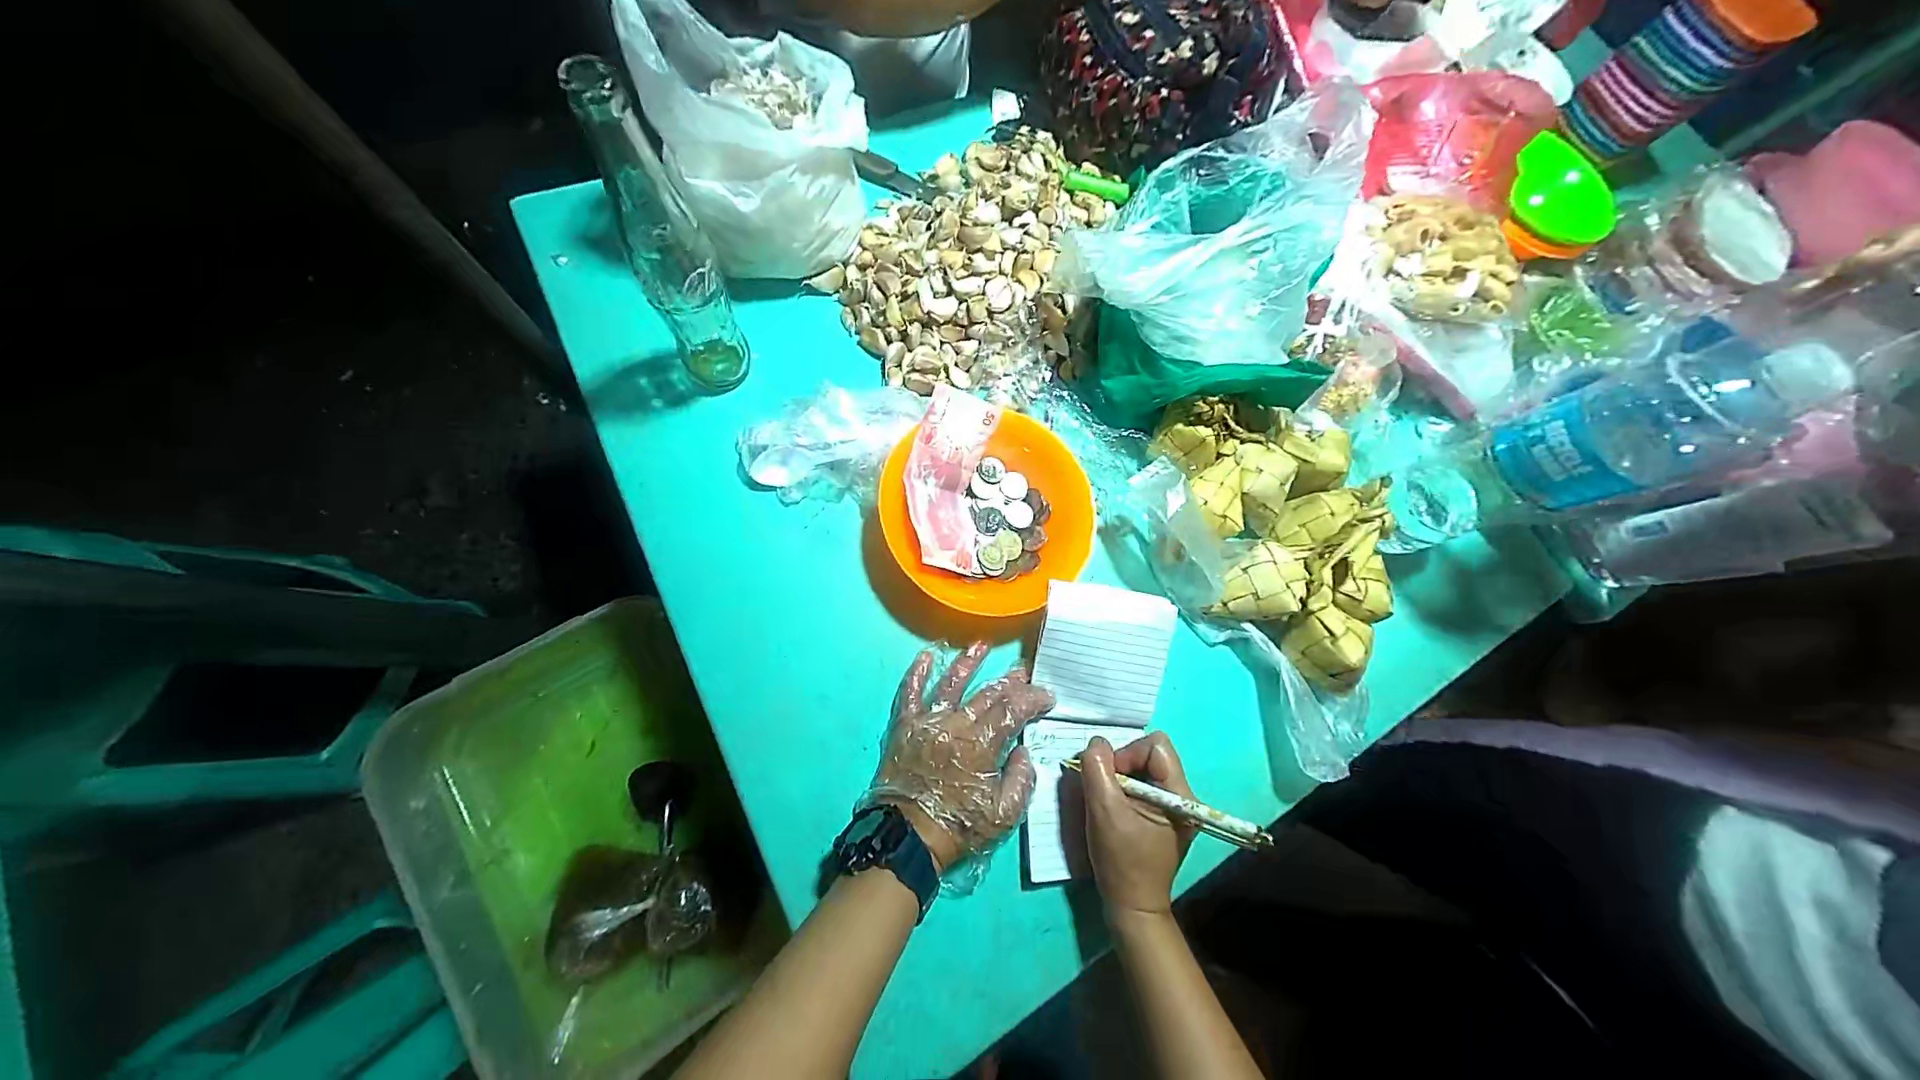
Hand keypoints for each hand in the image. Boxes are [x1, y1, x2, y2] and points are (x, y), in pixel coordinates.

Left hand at [866, 643, 1053, 872]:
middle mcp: (956, 723)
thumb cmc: (959, 826)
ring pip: (951, 683)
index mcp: (982, 742)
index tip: (1046, 696)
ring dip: (968, 663)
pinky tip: (927, 656)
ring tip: (981, 646)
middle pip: (987, 694)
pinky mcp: (904, 726)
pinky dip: (918, 672)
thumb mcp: (1004, 814)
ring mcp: (928, 721)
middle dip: (1008, 682)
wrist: (907, 836)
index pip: (1013, 710)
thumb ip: (1021, 779)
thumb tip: (1022, 751)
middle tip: (1022, 671)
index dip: (1032, 699)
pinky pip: (910, 692)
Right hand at [1081, 733, 1195, 920]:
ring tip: (1107, 800)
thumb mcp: (1103, 811)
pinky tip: (1114, 809)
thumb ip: (1097, 769)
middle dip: (1122, 764)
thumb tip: (1097, 743)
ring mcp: (1174, 807)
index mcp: (1180, 795)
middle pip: (1150, 754)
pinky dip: (1124, 789)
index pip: (1156, 745)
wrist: (1131, 905)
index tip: (1110, 778)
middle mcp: (1183, 796)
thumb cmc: (1120, 860)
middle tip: (1105, 789)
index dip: (1127, 753)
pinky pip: (1143, 784)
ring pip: (1144, 768)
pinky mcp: (1163, 815)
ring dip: (1120, 777)